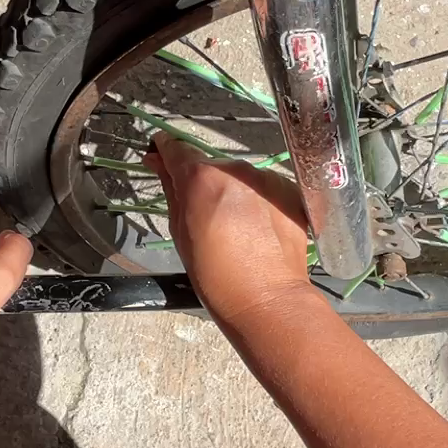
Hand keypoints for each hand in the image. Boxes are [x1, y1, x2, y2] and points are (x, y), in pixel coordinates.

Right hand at [143, 134, 321, 327]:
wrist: (267, 299)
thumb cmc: (215, 275)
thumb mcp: (180, 233)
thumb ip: (171, 190)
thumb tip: (157, 161)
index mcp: (202, 179)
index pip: (177, 148)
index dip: (165, 148)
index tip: (160, 151)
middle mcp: (236, 169)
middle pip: (211, 166)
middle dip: (204, 183)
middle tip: (205, 216)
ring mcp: (267, 178)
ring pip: (239, 177)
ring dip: (233, 193)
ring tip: (236, 228)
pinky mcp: (290, 191)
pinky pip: (264, 189)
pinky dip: (258, 202)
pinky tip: (258, 229)